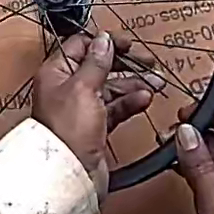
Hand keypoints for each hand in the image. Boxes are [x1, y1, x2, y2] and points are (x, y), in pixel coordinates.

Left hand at [32, 32, 154, 196]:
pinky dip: (130, 102)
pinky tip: (145, 98)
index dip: (104, 43)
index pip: (81, 46)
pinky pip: (115, 108)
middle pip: (98, 66)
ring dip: (133, 83)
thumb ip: (96, 63)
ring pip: (110, 88)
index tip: (127, 44)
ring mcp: (81, 107)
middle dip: (124, 62)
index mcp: (57, 71)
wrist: (69, 172)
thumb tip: (104, 40)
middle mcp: (67, 87)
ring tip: (156, 80)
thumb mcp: (83, 88)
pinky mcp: (94, 126)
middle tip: (148, 61)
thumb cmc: (66, 131)